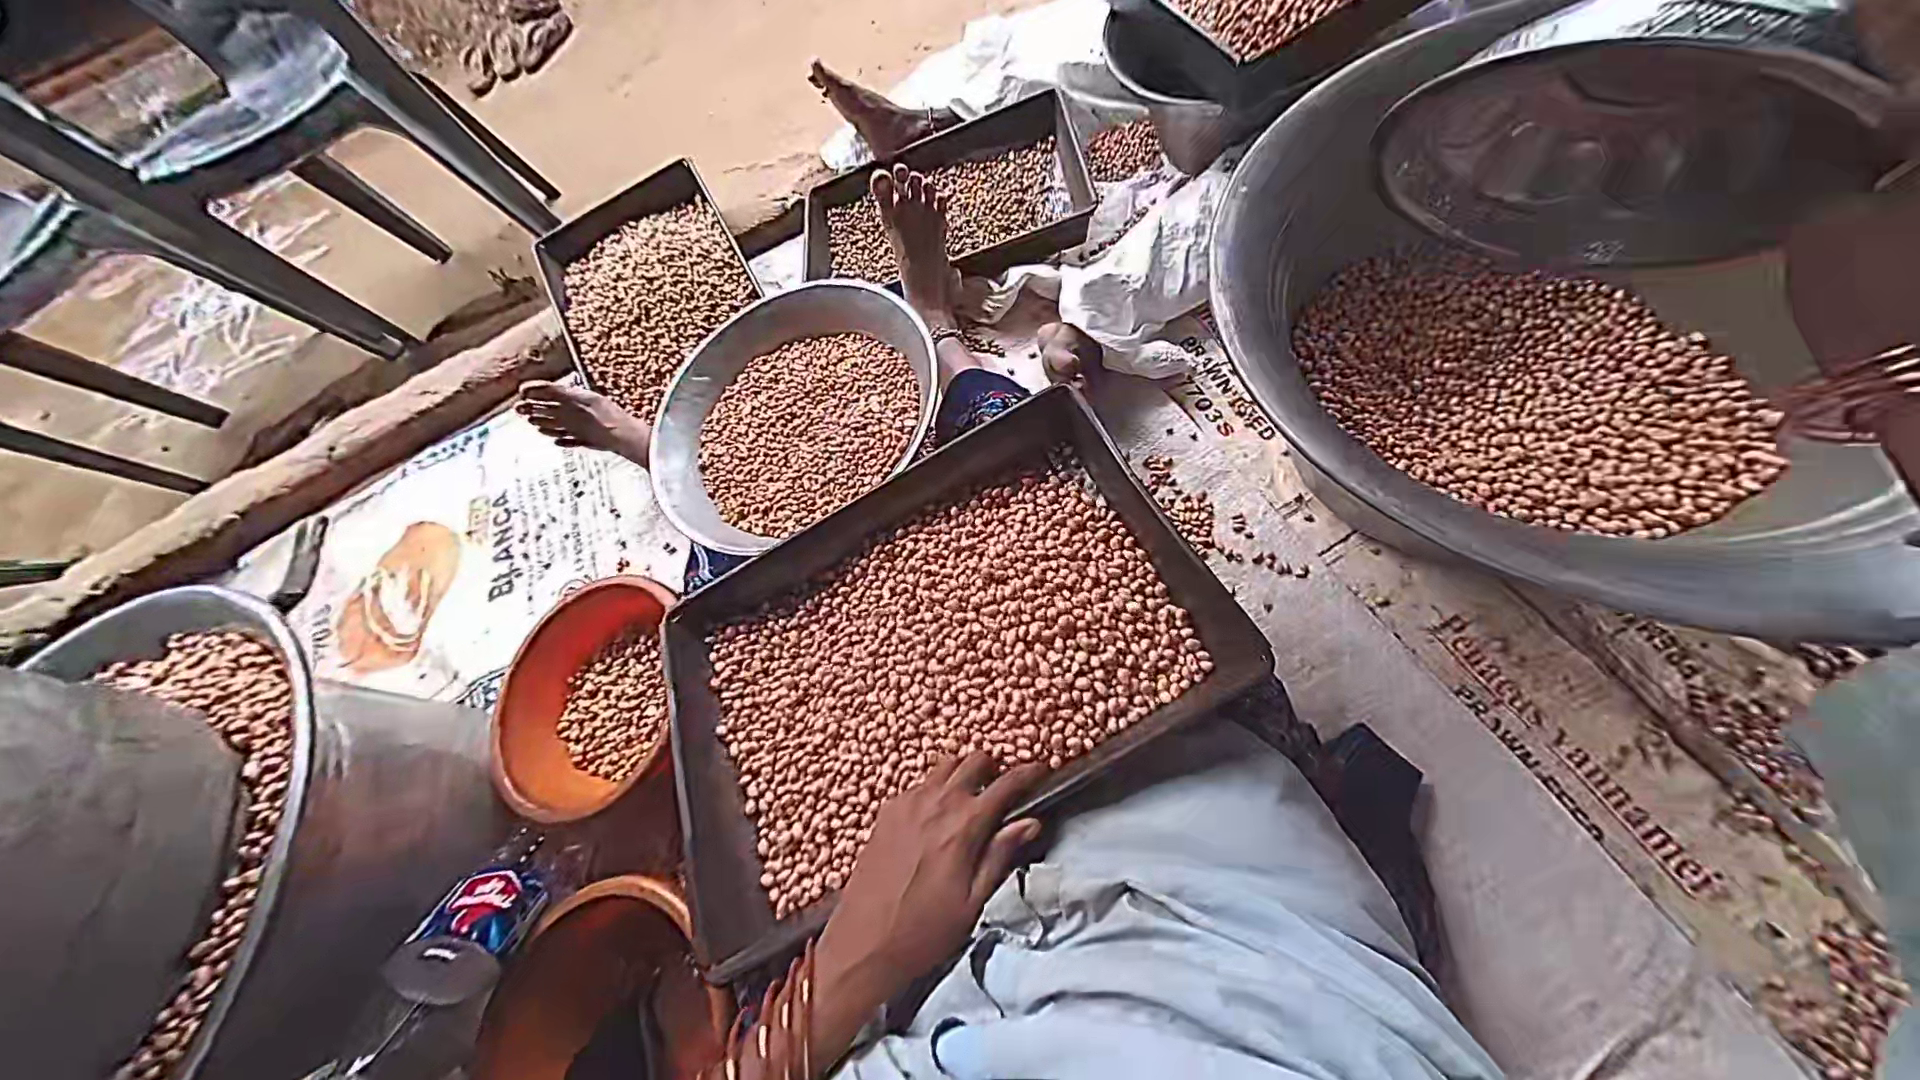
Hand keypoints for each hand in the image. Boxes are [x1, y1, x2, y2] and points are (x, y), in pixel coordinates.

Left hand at [807, 753, 1046, 1063]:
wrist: (864, 942)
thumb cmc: (924, 931)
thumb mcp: (973, 900)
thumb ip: (1001, 854)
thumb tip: (1030, 823)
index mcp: (964, 825)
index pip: (1006, 784)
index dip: (1029, 773)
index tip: (1042, 769)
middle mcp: (937, 802)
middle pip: (974, 760)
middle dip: (994, 769)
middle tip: (1001, 791)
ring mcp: (909, 802)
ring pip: (946, 765)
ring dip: (964, 774)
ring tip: (971, 800)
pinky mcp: (889, 809)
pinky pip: (920, 783)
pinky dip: (936, 789)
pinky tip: (937, 817)